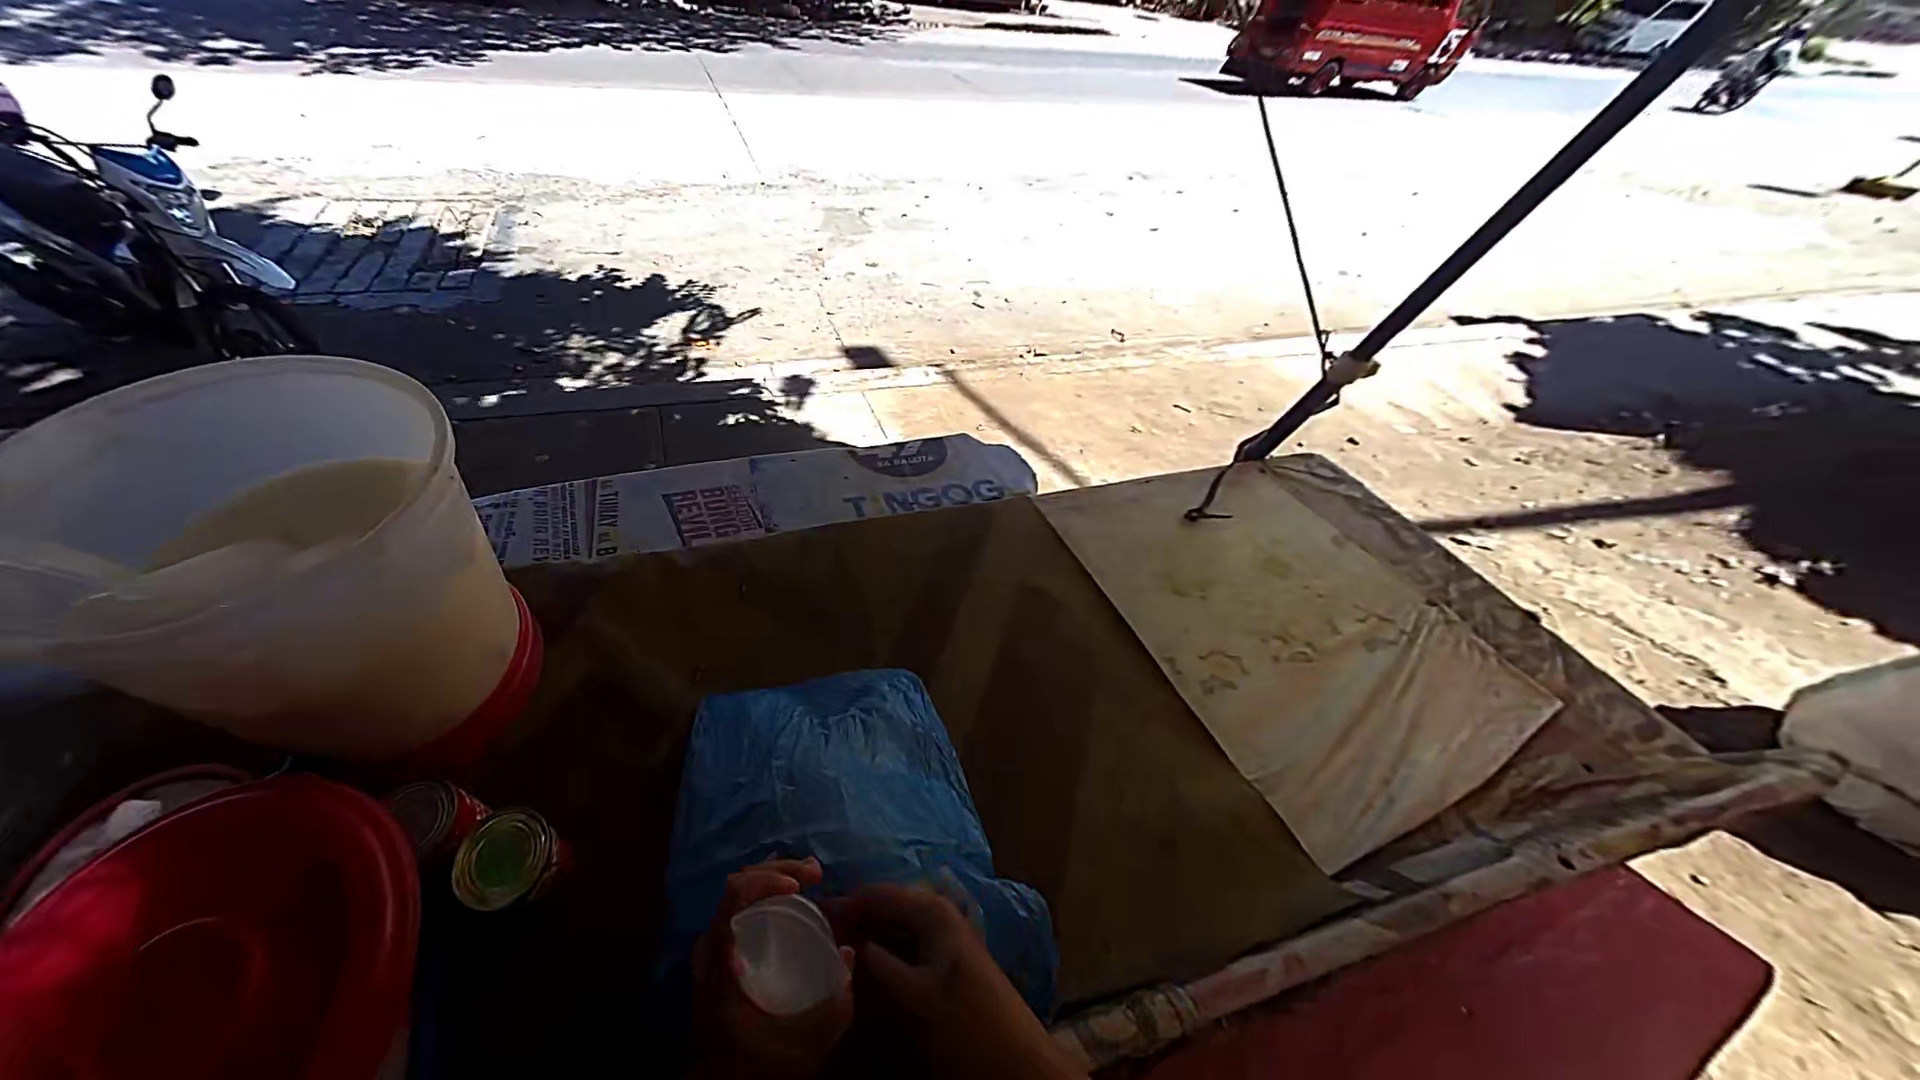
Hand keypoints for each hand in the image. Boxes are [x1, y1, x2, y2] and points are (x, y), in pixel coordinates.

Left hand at [692, 857, 854, 1079]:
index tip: (800, 884)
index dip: (766, 879)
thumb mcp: (807, 1040)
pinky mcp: (717, 951)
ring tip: (809, 875)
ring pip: (736, 891)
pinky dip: (765, 889)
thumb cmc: (763, 1062)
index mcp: (721, 962)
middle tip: (816, 872)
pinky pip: (737, 904)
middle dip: (779, 870)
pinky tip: (789, 886)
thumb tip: (848, 951)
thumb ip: (835, 1000)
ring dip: (773, 875)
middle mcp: (709, 947)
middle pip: (737, 885)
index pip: (733, 899)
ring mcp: (710, 948)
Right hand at [834, 884, 1085, 1079]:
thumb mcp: (915, 998)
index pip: (877, 894)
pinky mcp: (945, 960)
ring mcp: (944, 937)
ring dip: (866, 937)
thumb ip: (879, 966)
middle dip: (853, 920)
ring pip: (894, 927)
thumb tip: (846, 941)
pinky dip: (883, 953)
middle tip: (818, 939)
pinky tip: (865, 970)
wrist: (1017, 1062)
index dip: (844, 906)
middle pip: (885, 907)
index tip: (810, 921)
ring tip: (834, 953)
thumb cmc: (968, 1026)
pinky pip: (905, 945)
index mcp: (931, 912)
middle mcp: (938, 914)